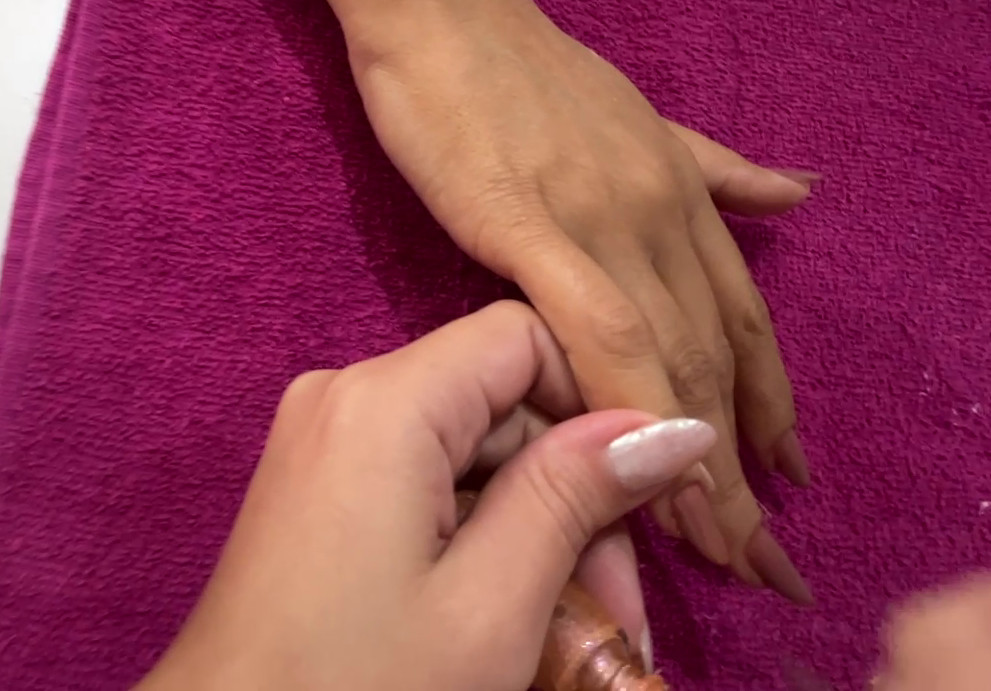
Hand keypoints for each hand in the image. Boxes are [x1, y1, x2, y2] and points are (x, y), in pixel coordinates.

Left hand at [137, 301, 716, 690]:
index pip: (519, 335)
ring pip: (464, 444)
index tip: (651, 494)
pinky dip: (472, 528)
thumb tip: (673, 426)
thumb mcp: (489, 605)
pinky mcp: (318, 470)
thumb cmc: (359, 686)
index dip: (595, 399)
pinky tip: (504, 610)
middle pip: (496, 399)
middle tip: (620, 615)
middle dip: (567, 493)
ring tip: (572, 634)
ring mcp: (324, 429)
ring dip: (529, 525)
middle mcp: (345, 389)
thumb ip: (573, 496)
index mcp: (382, 397)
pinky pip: (419, 471)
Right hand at [345, 0, 814, 601]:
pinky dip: (629, 405)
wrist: (435, 14)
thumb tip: (800, 191)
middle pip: (716, 359)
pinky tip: (638, 472)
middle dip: (747, 469)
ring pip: (670, 358)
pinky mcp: (527, 224)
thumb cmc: (506, 68)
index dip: (769, 409)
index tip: (786, 485)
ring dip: (698, 463)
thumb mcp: (632, 112)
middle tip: (765, 564)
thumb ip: (711, 165)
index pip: (741, 322)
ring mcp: (599, 217)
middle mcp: (657, 211)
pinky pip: (597, 330)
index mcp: (675, 190)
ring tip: (718, 553)